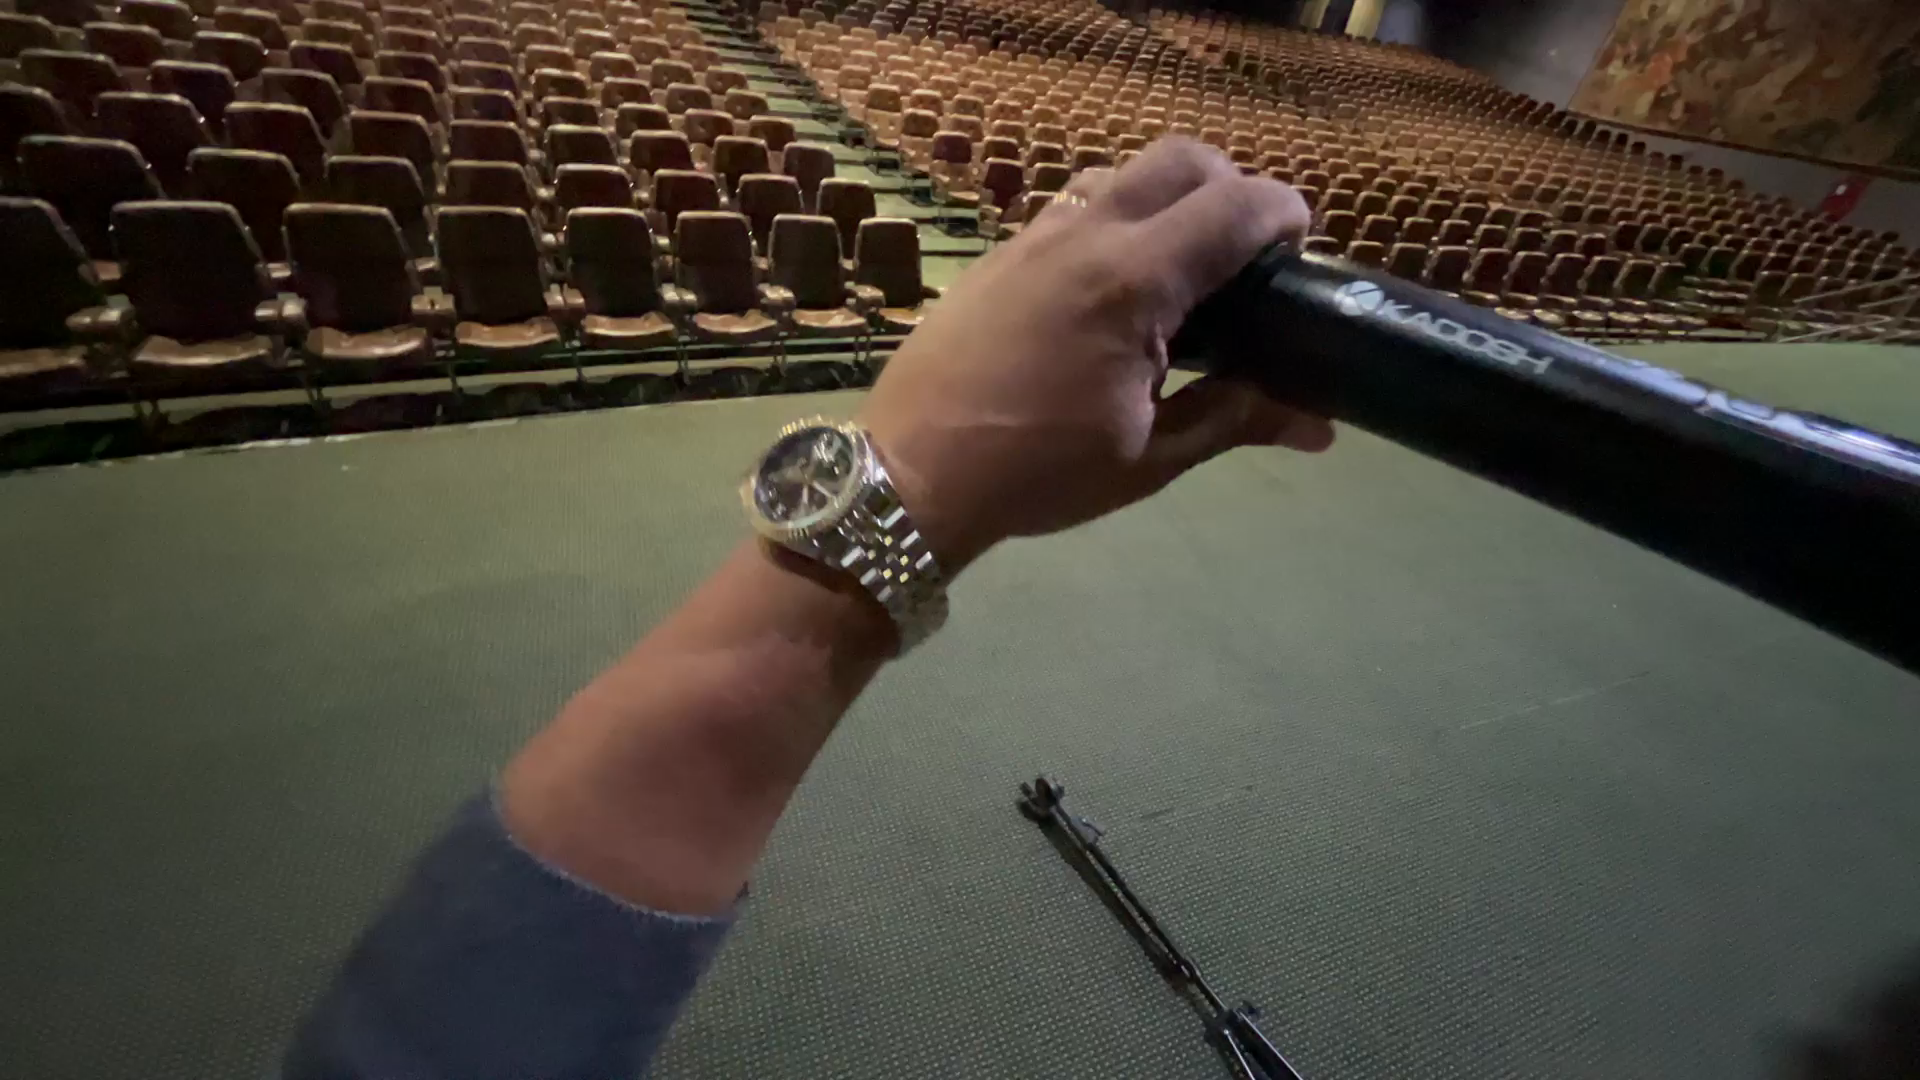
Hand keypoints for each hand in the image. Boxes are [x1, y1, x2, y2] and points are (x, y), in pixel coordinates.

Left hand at [859, 138, 1333, 570]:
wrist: (913, 476)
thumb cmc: (1036, 475)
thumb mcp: (1146, 458)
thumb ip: (1234, 419)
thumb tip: (1317, 425)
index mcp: (1132, 283)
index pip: (1235, 207)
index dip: (1284, 214)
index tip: (1298, 247)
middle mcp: (1082, 236)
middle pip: (1178, 160)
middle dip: (1227, 187)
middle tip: (1238, 253)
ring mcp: (1029, 240)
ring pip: (1115, 178)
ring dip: (1162, 202)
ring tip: (1171, 273)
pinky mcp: (993, 258)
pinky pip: (1066, 211)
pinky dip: (1107, 225)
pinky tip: (1101, 293)